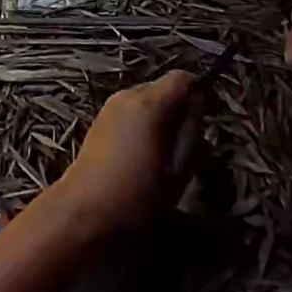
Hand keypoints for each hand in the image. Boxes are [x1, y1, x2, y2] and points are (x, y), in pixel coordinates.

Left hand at [56, 70, 195, 233]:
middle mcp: (128, 95)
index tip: (208, 117)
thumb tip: (197, 109)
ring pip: (146, 99)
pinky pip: (130, 111)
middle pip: (163, 87)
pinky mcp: (98, 120)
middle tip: (190, 141)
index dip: (199, 93)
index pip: (183, 78)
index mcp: (150, 104)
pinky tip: (143, 154)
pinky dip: (143, 123)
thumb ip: (191, 133)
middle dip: (179, 107)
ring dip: (161, 116)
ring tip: (166, 151)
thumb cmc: (137, 196)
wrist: (83, 212)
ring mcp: (110, 106)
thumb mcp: (178, 171)